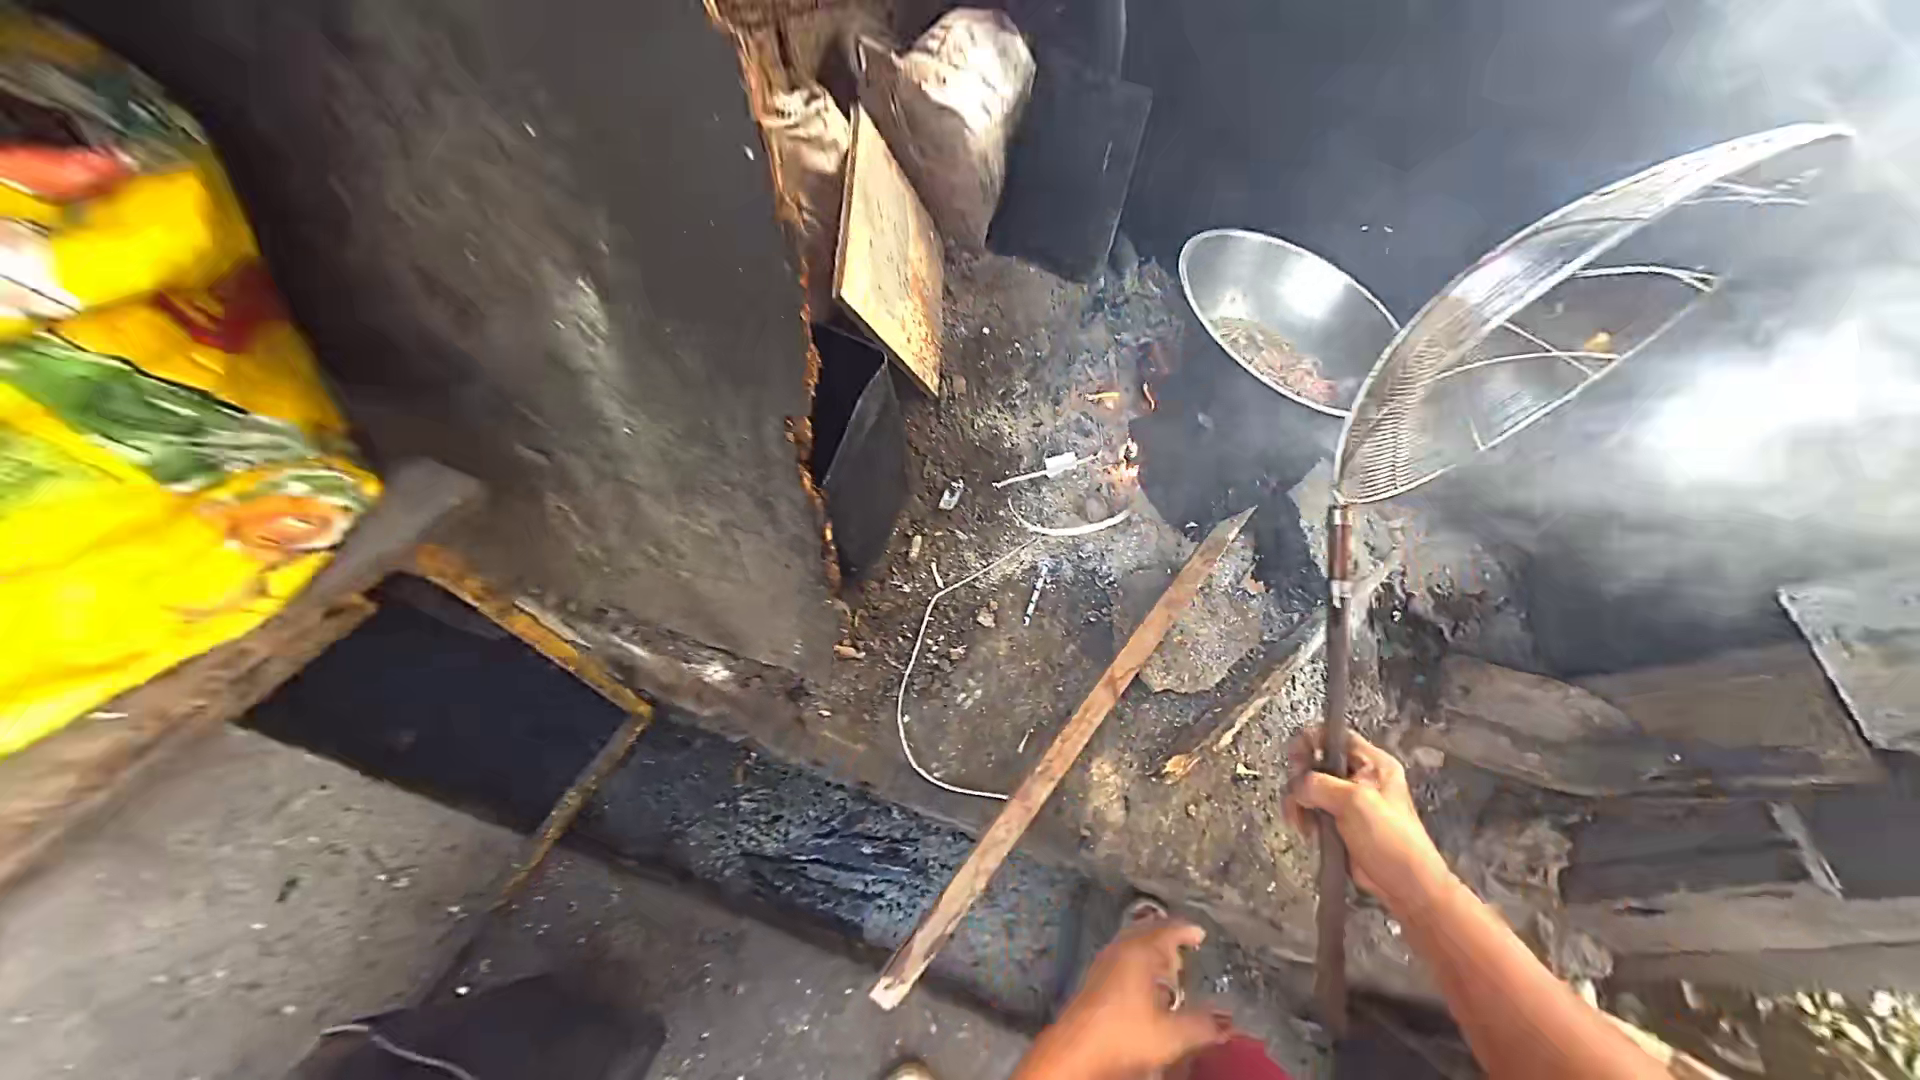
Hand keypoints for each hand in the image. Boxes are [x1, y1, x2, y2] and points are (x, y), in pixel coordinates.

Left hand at [1015, 917, 1231, 1079]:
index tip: (1201, 934)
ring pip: (1134, 941)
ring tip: (1170, 966)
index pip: (1167, 930)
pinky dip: (1140, 957)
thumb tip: (1228, 1022)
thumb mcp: (1171, 1035)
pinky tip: (1146, 982)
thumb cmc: (1125, 1035)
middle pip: (1148, 930)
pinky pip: (1124, 953)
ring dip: (1153, 947)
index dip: (1186, 930)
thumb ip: (1202, 1026)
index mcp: (1140, 951)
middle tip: (1188, 948)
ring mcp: (1106, 958)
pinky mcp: (1097, 974)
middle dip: (1168, 936)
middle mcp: (1122, 947)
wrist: (1078, 1047)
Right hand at [1284, 727, 1454, 914]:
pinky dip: (1302, 815)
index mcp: (1372, 763)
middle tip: (1300, 797)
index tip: (1297, 760)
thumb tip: (1296, 786)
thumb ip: (1318, 784)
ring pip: (1307, 785)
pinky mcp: (1337, 818)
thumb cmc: (1389, 840)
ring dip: (1298, 801)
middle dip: (1301, 779)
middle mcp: (1358, 775)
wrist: (1407, 886)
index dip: (1311, 742)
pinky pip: (1309, 806)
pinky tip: (1306, 830)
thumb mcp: (1354, 802)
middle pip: (1314, 760)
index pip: (1333, 735)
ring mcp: (1346, 798)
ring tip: (1301, 822)